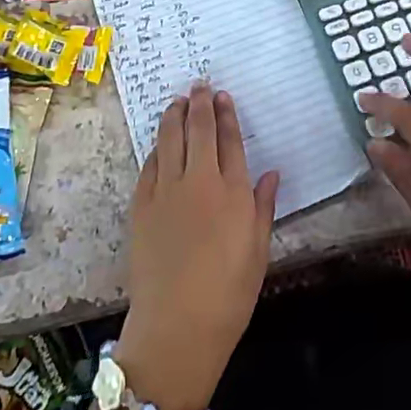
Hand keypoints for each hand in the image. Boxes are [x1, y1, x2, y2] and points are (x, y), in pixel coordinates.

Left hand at [119, 84, 278, 409]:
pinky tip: (161, 141)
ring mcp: (166, 190)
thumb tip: (269, 172)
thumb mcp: (259, 251)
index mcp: (233, 192)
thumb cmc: (229, 294)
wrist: (177, 324)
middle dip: (200, 103)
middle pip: (198, 129)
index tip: (223, 96)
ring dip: (174, 115)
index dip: (226, 114)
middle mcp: (199, 181)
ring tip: (178, 100)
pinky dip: (157, 146)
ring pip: (169, 138)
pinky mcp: (141, 203)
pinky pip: (150, 164)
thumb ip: (263, 206)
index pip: (229, 140)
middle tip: (200, 85)